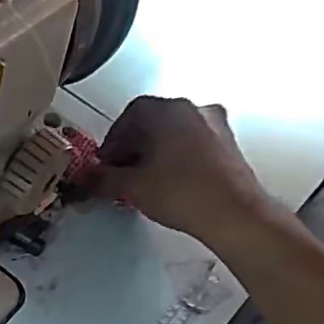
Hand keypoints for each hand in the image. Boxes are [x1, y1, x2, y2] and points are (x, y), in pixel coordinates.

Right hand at [94, 96, 274, 242]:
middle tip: (120, 172)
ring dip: (156, 153)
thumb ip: (105, 179)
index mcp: (168, 110)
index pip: (131, 114)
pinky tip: (170, 184)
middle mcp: (194, 110)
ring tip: (144, 181)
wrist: (232, 213)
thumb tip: (91, 178)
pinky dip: (177, 159)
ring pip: (175, 133)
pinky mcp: (228, 146)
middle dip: (133, 146)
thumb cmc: (185, 193)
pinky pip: (194, 145)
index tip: (105, 161)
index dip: (113, 139)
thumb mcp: (133, 188)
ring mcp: (215, 126)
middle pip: (154, 121)